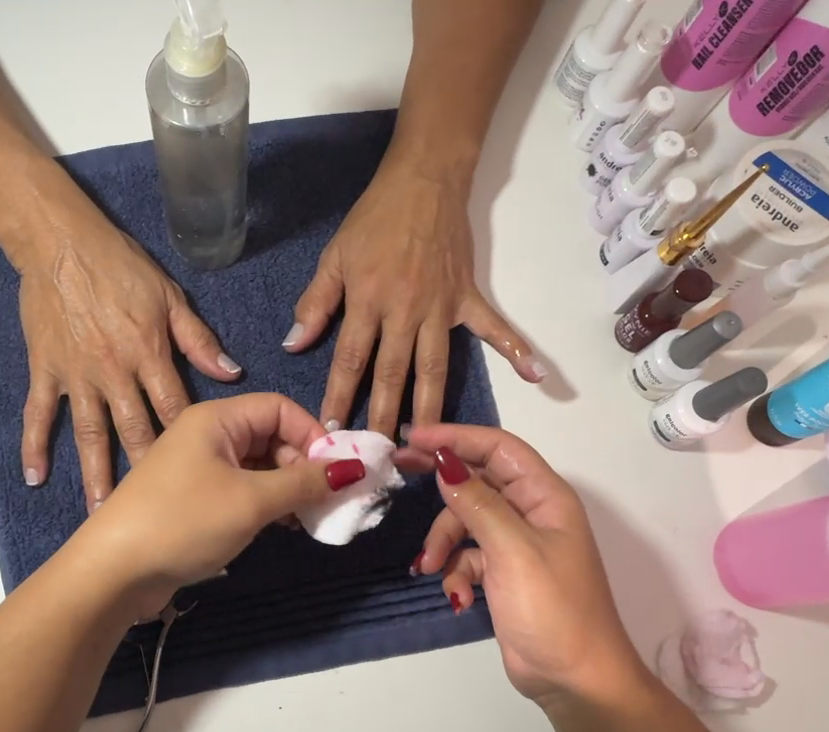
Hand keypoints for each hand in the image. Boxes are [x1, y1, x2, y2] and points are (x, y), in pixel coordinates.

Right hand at [15, 215, 241, 509]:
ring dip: (96, 474)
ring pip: (90, 434)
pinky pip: (39, 413)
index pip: (174, 407)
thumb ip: (198, 339)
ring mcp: (78, 376)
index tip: (201, 476)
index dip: (188, 442)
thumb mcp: (170, 296)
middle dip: (146, 475)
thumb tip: (231, 372)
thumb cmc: (120, 266)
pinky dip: (34, 445)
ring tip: (100, 511)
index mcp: (149, 354)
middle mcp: (114, 373)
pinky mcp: (46, 371)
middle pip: (135, 431)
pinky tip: (33, 478)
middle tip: (156, 515)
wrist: (60, 243)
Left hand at [75, 393, 365, 609]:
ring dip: (288, 489)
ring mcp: (198, 470)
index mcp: (216, 419)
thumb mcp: (252, 500)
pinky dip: (265, 505)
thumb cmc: (184, 522)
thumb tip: (353, 467)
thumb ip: (305, 483)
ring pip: (259, 468)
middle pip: (271, 437)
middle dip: (304, 466)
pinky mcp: (194, 501)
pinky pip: (242, 491)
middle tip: (325, 503)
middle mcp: (207, 436)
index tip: (336, 472)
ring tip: (305, 520)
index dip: (314, 435)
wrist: (114, 570)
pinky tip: (279, 528)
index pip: (281, 408)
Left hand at [283, 161, 540, 436]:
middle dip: (384, 417)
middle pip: (393, 374)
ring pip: (434, 367)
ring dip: (431, 409)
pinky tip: (536, 376)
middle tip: (379, 456)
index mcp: (367, 301)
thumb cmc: (374, 220)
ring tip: (430, 447)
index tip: (333, 430)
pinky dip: (515, 349)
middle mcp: (404, 311)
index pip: (350, 360)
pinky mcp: (468, 298)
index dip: (340, 397)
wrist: (424, 179)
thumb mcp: (334, 256)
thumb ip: (315, 303)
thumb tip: (293, 345)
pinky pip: (493, 328)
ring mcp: (440, 307)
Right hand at [398, 425, 646, 704]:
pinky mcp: (503, 575)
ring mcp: (516, 545)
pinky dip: (456, 572)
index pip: (499, 449)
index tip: (412, 438)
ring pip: (465, 521)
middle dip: (440, 481)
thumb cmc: (554, 609)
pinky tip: (457, 595)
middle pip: (478, 480)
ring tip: (432, 568)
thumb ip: (478, 504)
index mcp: (546, 497)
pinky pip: (467, 557)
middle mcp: (531, 514)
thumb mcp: (514, 551)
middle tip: (398, 469)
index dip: (456, 438)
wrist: (575, 679)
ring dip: (443, 541)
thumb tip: (444, 464)